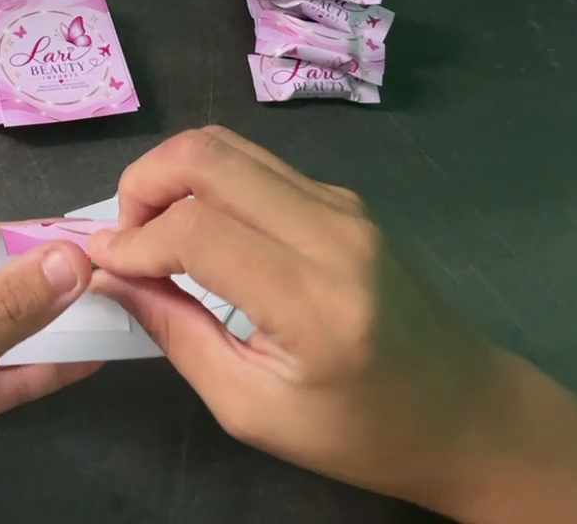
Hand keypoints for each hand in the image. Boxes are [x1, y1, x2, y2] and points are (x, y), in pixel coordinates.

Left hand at [0, 224, 98, 523]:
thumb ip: (3, 311)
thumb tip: (69, 259)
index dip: (34, 241)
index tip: (94, 240)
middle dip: (48, 286)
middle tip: (114, 278)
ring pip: (1, 332)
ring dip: (51, 328)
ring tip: (112, 313)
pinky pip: (1, 375)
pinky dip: (40, 370)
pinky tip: (86, 358)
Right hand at [89, 127, 576, 523]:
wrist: (472, 415)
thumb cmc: (361, 432)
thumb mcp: (252, 408)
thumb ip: (175, 332)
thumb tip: (111, 275)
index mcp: (314, 301)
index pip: (197, 231)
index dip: (134, 239)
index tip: (104, 263)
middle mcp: (330, 231)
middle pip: (206, 156)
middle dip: (142, 182)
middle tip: (125, 232)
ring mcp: (340, 203)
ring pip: (225, 144)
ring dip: (170, 172)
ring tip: (151, 223)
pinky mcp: (339, 195)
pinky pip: (252, 161)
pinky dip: (203, 178)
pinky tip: (196, 222)